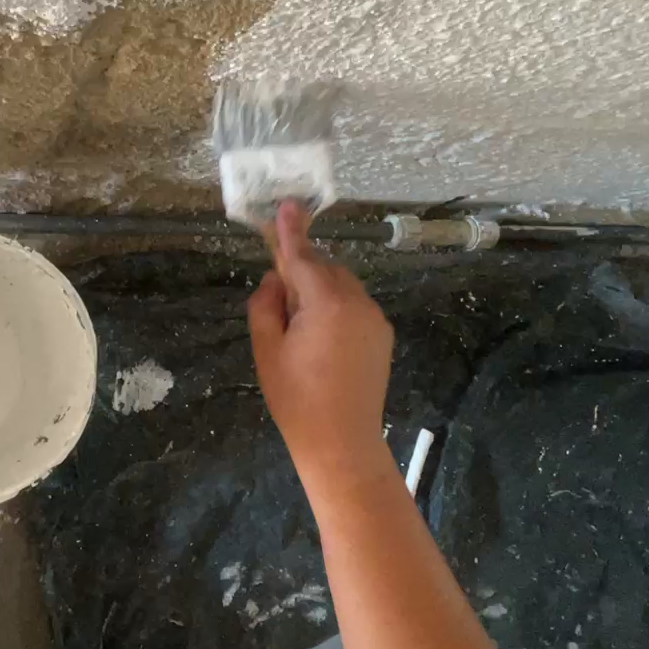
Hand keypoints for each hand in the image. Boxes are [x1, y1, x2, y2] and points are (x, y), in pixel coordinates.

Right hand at [247, 201, 395, 482]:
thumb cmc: (296, 398)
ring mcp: (375, 319)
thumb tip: (276, 280)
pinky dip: (333, 308)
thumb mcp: (266, 350)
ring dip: (317, 292)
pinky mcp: (382, 335)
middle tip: (278, 311)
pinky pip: (352, 305)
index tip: (287, 205)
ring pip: (339, 286)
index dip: (290, 232)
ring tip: (299, 334)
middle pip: (322, 269)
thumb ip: (266, 304)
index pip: (303, 257)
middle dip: (299, 275)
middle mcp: (358, 303)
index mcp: (326, 303)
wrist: (341, 444)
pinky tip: (320, 343)